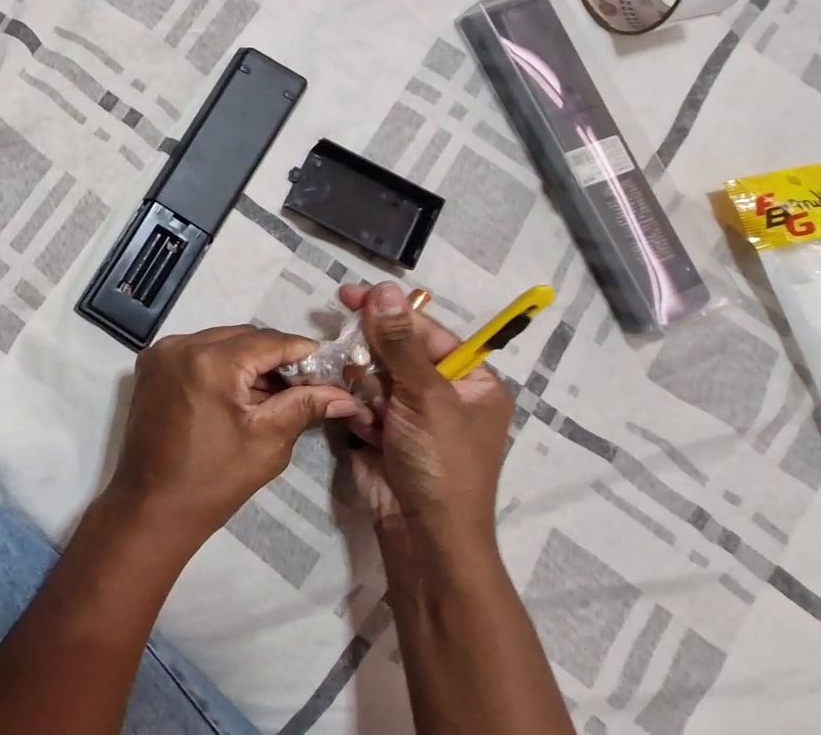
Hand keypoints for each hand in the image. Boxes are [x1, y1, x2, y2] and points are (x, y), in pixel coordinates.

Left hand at [107, 326, 372, 546]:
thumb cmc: (213, 479)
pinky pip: (196, 352)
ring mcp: (161, 353)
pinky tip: (242, 391)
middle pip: (243, 336)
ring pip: (219, 341)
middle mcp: (180, 344)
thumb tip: (345, 394)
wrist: (152, 505)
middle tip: (307, 384)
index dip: (304, 353)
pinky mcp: (151, 367)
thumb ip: (305, 406)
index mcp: (209, 360)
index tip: (331, 369)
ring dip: (248, 360)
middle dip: (276, 357)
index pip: (269, 341)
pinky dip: (221, 365)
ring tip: (277, 391)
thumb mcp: (268, 441)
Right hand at [336, 282, 512, 549]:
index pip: (425, 330)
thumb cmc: (441, 461)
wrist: (422, 532)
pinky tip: (364, 430)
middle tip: (354, 362)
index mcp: (470, 381)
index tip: (349, 295)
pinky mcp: (380, 430)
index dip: (389, 312)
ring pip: (369, 375)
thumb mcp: (426, 396)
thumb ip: (399, 343)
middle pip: (393, 350)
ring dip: (364, 389)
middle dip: (372, 358)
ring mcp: (409, 413)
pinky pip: (358, 402)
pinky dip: (356, 411)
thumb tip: (384, 288)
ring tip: (372, 413)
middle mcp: (441, 392)